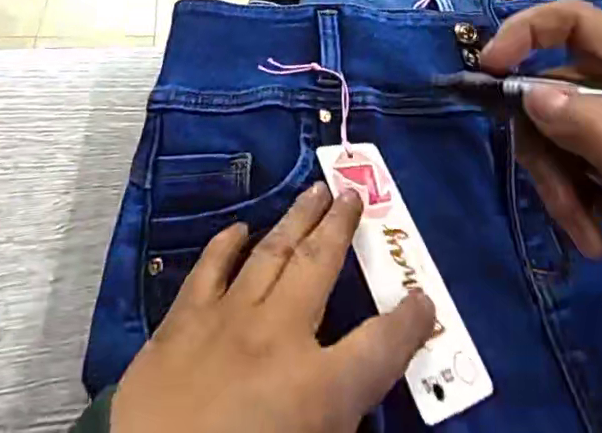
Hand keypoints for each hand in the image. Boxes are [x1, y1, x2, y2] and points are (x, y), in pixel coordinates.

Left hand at [110, 183, 436, 432]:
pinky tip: (239, 229)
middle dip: (341, 226)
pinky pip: (208, 272)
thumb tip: (350, 399)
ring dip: (296, 220)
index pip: (382, 345)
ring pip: (271, 253)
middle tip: (353, 195)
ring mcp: (224, 323)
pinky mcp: (178, 329)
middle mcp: (276, 337)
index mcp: (316, 388)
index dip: (409, 321)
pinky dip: (226, 246)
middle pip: (320, 264)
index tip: (423, 301)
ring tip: (315, 192)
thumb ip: (335, 414)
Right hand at [479, 0, 601, 329]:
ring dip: (557, 182)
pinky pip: (568, 163)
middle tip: (556, 197)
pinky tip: (596, 234)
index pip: (579, 22)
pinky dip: (570, 198)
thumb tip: (530, 93)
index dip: (529, 30)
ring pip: (556, 130)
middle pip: (557, 86)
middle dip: (543, 140)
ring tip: (587, 232)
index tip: (492, 68)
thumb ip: (597, 133)